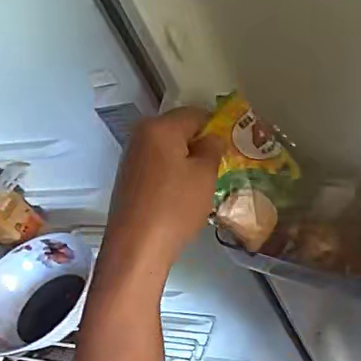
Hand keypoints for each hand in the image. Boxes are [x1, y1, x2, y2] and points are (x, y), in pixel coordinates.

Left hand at [99, 107, 221, 280]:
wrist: (138, 245)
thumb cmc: (175, 206)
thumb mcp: (205, 175)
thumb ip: (212, 148)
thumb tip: (211, 139)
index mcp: (159, 128)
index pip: (195, 114)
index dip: (217, 127)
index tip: (231, 147)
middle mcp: (140, 136)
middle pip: (178, 131)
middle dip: (200, 145)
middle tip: (219, 167)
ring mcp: (131, 158)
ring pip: (168, 151)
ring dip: (187, 162)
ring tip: (203, 185)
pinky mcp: (129, 179)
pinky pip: (158, 167)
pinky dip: (173, 175)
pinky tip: (183, 197)